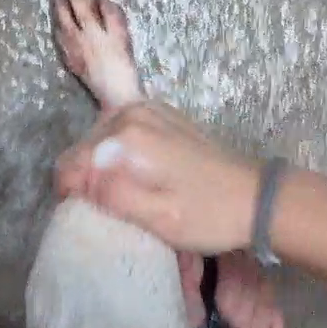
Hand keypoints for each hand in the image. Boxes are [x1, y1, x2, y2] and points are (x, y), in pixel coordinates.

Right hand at [54, 100, 261, 253]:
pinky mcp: (162, 115)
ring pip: (100, 140)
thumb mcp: (158, 218)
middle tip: (105, 210)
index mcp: (127, 136)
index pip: (70, 162)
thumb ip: (112, 196)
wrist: (257, 197)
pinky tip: (137, 176)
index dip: (69, 193)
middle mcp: (132, 113)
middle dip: (85, 178)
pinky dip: (120, 154)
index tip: (84, 216)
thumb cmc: (208, 213)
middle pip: (83, 148)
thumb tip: (76, 182)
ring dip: (102, 166)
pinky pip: (122, 132)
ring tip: (121, 196)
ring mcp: (149, 109)